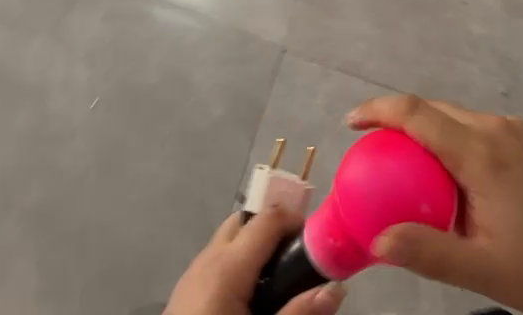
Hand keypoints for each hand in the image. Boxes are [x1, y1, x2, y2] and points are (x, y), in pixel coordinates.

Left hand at [165, 207, 345, 314]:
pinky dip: (238, 263)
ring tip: (278, 281)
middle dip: (273, 230)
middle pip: (245, 221)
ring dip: (255, 247)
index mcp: (228, 265)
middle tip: (298, 259)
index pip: (267, 217)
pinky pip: (217, 259)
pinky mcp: (186, 288)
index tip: (317, 241)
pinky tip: (250, 297)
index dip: (295, 220)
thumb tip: (336, 289)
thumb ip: (298, 313)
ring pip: (229, 239)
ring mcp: (193, 271)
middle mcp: (208, 257)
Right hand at [347, 95, 522, 314]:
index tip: (351, 122)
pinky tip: (452, 184)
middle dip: (399, 125)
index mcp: (483, 154)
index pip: (418, 113)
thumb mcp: (486, 271)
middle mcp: (500, 131)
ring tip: (408, 175)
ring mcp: (520, 135)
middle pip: (435, 111)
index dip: (378, 110)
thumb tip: (377, 241)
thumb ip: (428, 252)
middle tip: (373, 158)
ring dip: (427, 136)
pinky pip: (478, 132)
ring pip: (457, 120)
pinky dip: (452, 145)